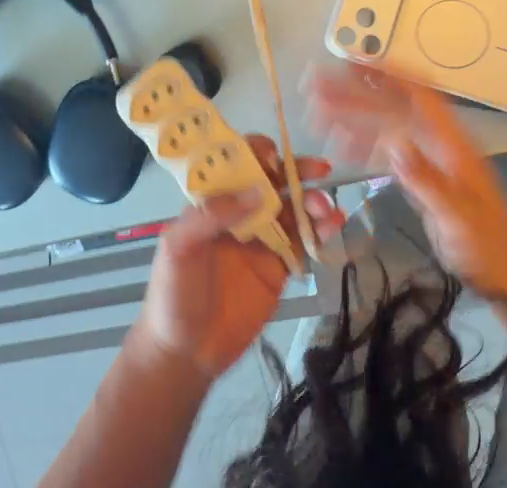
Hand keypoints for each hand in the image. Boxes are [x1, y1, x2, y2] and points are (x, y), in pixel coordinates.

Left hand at [134, 136, 343, 382]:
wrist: (185, 352)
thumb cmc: (172, 293)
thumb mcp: (178, 246)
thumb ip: (212, 214)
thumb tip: (258, 192)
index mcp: (211, 202)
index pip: (236, 165)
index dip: (256, 154)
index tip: (275, 157)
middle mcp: (238, 214)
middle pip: (272, 182)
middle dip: (296, 171)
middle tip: (318, 170)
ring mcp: (261, 240)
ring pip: (293, 209)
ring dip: (313, 201)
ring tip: (326, 209)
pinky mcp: (279, 269)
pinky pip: (303, 242)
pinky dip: (321, 231)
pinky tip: (334, 227)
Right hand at [305, 66, 506, 295]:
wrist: (503, 273)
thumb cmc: (486, 244)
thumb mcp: (457, 215)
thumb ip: (426, 180)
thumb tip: (393, 143)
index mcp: (451, 142)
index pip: (418, 95)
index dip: (388, 74)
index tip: (355, 62)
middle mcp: (437, 142)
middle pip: (391, 107)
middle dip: (355, 93)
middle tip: (318, 86)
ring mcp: (427, 158)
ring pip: (383, 126)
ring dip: (351, 114)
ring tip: (316, 108)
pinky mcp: (418, 176)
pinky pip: (384, 150)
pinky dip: (359, 143)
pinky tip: (336, 142)